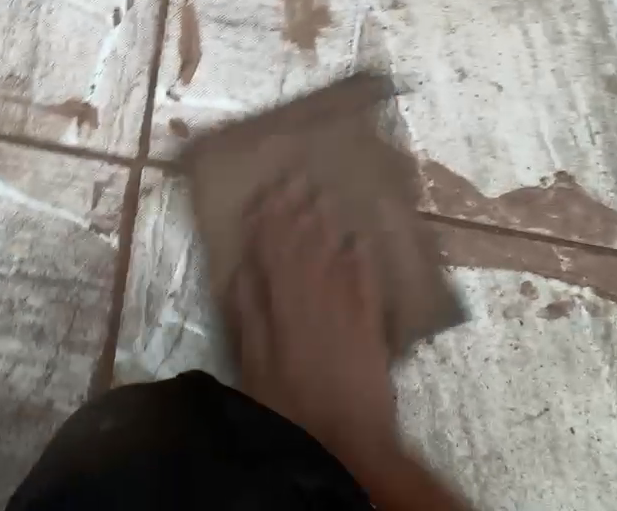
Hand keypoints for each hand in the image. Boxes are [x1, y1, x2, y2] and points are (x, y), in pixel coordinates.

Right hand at [233, 176, 399, 469]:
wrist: (352, 441)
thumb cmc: (291, 401)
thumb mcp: (255, 359)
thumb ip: (250, 312)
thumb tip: (243, 269)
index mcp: (284, 300)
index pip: (272, 247)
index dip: (266, 217)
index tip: (262, 189)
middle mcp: (318, 294)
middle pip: (305, 241)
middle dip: (297, 207)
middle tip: (295, 176)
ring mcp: (349, 307)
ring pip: (335, 252)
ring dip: (327, 220)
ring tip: (322, 191)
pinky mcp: (373, 323)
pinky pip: (368, 280)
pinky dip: (362, 255)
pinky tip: (360, 237)